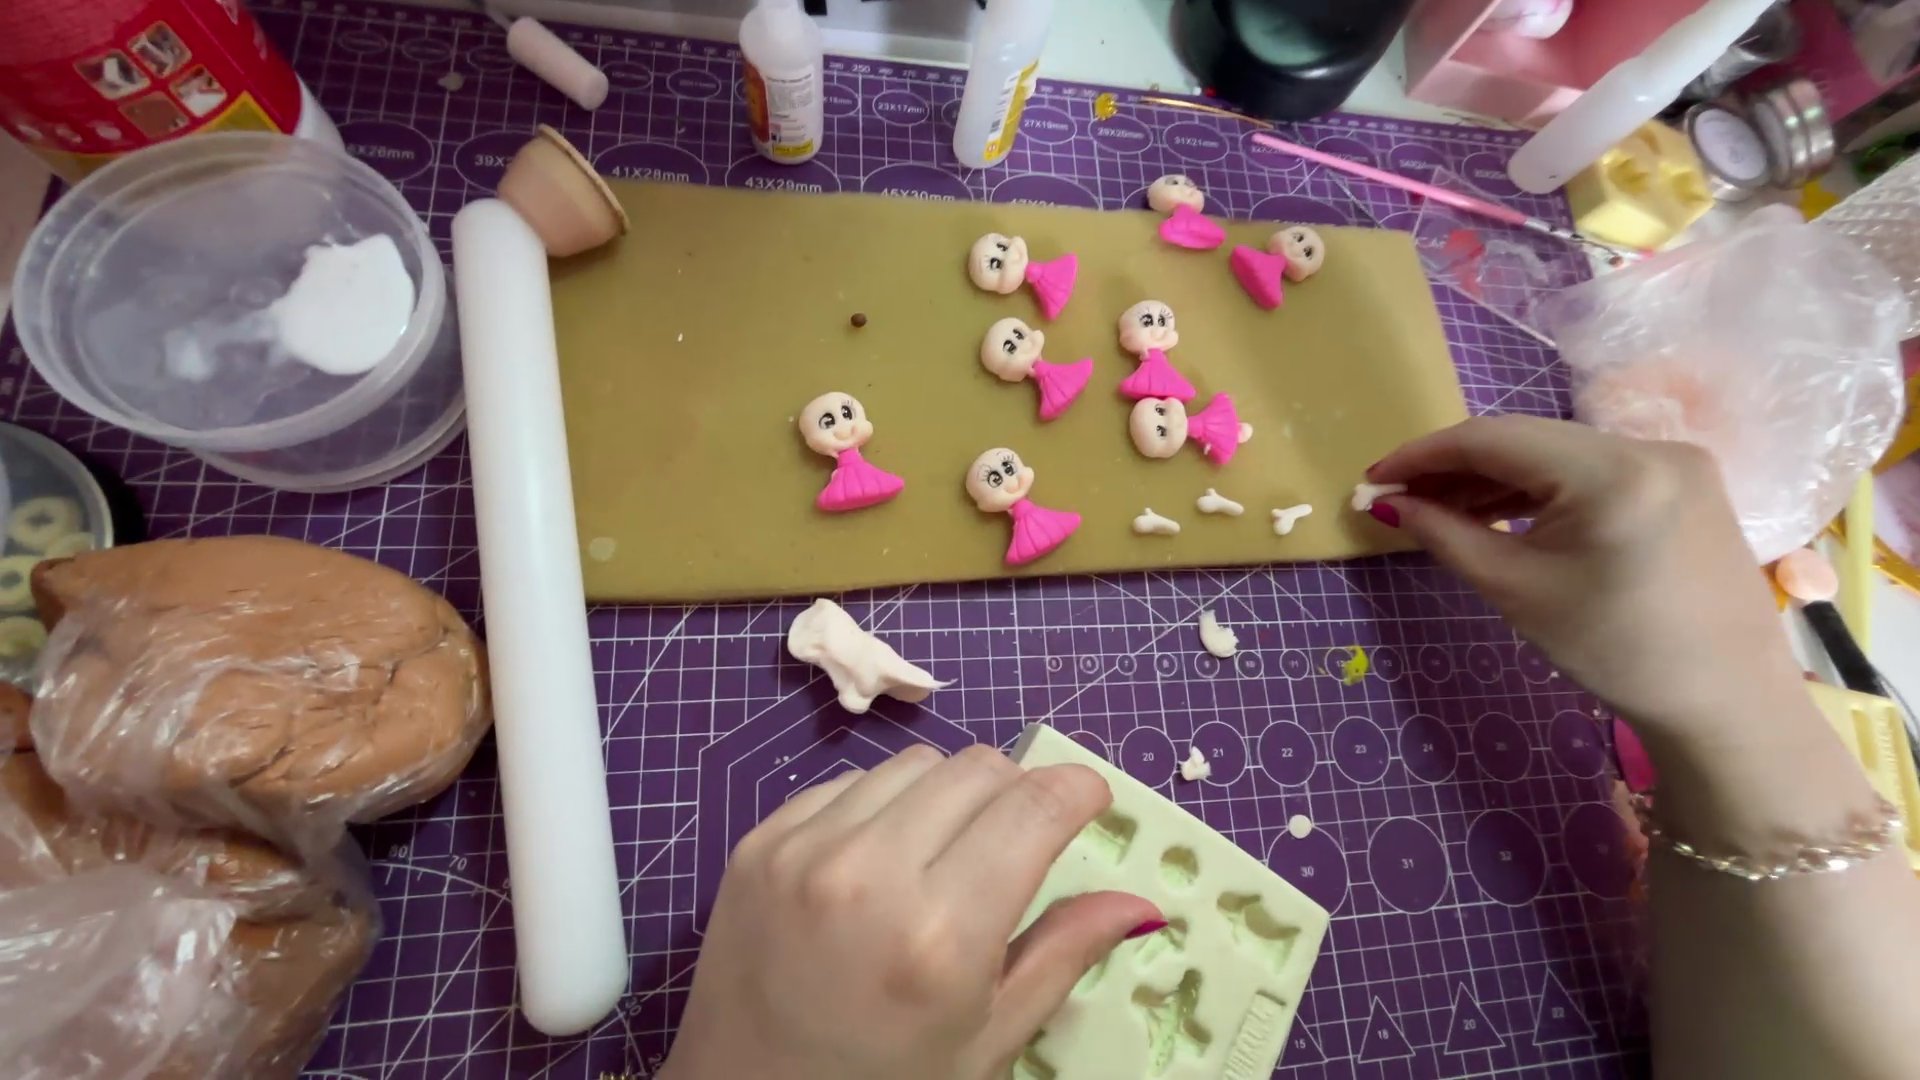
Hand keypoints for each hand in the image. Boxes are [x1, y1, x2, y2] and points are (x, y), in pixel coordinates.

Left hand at [660, 744, 1161, 1079]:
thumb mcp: (986, 1042)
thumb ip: (1063, 955)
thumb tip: (1137, 902)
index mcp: (940, 936)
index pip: (1033, 809)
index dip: (1077, 788)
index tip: (1089, 796)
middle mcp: (870, 872)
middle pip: (978, 768)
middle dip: (1015, 791)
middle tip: (1014, 835)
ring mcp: (804, 847)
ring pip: (915, 763)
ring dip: (947, 794)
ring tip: (939, 850)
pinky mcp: (761, 838)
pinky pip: (850, 781)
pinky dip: (882, 804)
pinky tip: (874, 859)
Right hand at [1368, 415, 1805, 743]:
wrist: (1722, 699)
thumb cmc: (1609, 646)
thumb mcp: (1510, 585)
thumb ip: (1440, 532)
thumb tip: (1387, 503)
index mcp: (1611, 472)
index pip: (1490, 438)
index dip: (1420, 454)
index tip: (1372, 480)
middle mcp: (1648, 446)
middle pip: (1519, 439)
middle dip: (1448, 465)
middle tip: (1396, 497)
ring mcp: (1669, 461)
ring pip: (1547, 452)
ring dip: (1484, 476)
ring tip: (1432, 507)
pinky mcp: (1675, 481)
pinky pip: (1579, 470)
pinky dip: (1527, 487)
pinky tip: (1488, 510)